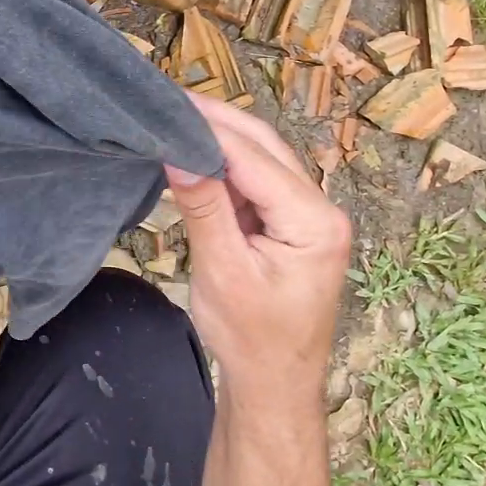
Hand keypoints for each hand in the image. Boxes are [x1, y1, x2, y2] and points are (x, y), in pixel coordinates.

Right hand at [166, 96, 350, 408]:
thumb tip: (175, 152)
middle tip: (166, 100)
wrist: (273, 384)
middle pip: (264, 148)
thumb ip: (204, 208)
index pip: (254, 159)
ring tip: (173, 118)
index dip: (209, 130)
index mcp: (314, 222)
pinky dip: (222, 166)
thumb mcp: (223, 272)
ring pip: (259, 160)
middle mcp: (320, 209)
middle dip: (217, 122)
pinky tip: (192, 152)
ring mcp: (306, 216)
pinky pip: (253, 182)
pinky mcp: (287, 225)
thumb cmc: (251, 338)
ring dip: (219, 139)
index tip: (166, 107)